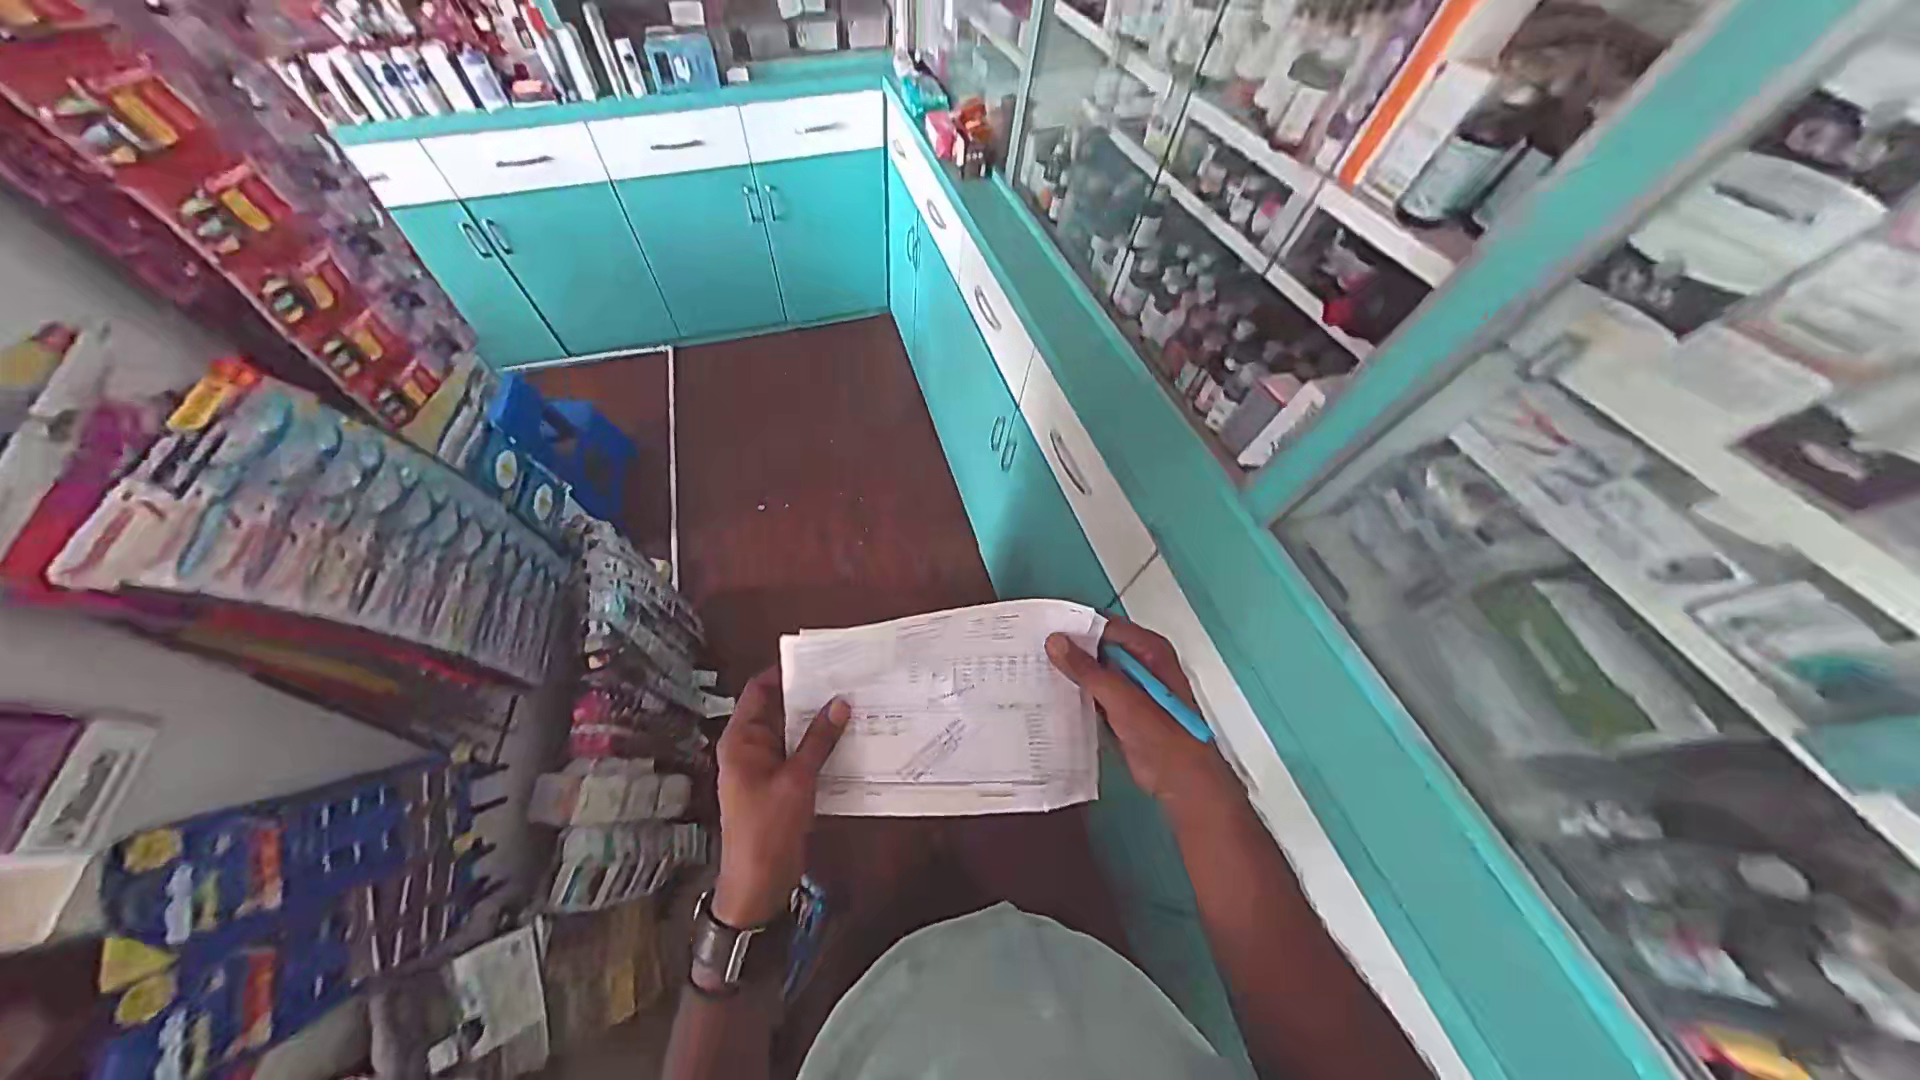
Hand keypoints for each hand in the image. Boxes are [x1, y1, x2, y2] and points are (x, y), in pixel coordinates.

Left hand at [711, 667, 849, 927]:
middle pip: (780, 709)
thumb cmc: (768, 828)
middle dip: (810, 696)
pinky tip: (849, 737)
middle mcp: (751, 747)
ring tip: (853, 702)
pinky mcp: (782, 782)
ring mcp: (766, 765)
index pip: (759, 691)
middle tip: (845, 678)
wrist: (759, 883)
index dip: (784, 672)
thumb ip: (819, 740)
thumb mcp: (797, 780)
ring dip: (819, 721)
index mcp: (741, 740)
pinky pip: (801, 753)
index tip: (817, 660)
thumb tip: (840, 702)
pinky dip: (821, 744)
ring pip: (793, 732)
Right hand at [1046, 619, 1240, 816]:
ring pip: (1093, 670)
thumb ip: (1087, 669)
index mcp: (1149, 649)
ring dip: (1070, 671)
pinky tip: (1050, 691)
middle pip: (1098, 646)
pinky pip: (1093, 691)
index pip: (1105, 625)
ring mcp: (1130, 686)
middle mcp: (1140, 662)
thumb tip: (1055, 641)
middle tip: (1031, 646)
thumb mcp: (1122, 697)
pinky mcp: (1121, 707)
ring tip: (1033, 666)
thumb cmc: (1162, 734)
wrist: (1181, 780)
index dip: (1075, 625)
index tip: (1043, 627)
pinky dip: (1076, 691)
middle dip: (1069, 648)